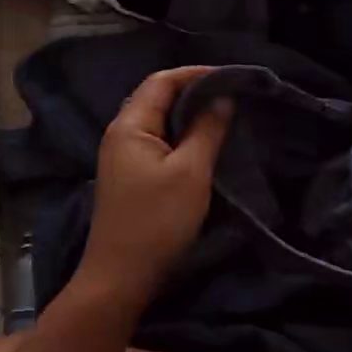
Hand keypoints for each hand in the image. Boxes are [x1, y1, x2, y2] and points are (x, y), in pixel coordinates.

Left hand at [77, 67, 233, 302]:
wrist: (120, 277)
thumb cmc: (157, 222)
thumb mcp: (191, 173)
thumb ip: (207, 130)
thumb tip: (222, 99)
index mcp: (129, 125)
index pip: (161, 81)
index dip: (195, 74)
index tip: (232, 77)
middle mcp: (120, 134)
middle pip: (157, 97)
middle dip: (194, 92)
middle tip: (232, 95)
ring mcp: (122, 156)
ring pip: (158, 121)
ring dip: (188, 115)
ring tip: (223, 116)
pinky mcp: (129, 176)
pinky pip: (156, 142)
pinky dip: (180, 136)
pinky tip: (202, 145)